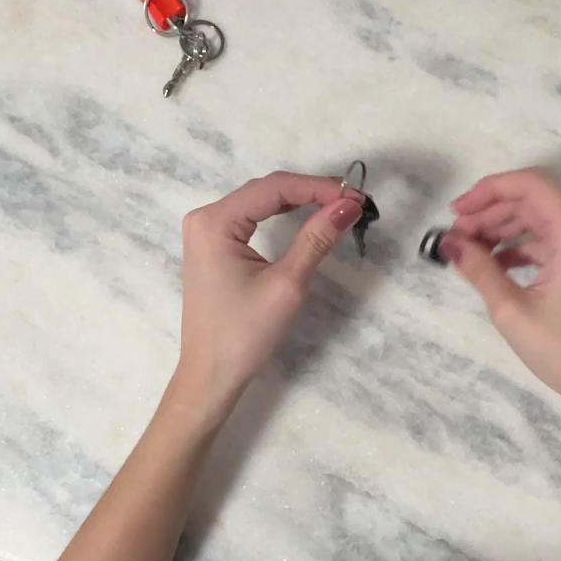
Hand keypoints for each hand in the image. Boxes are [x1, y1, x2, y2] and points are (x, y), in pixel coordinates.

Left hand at [172, 171, 363, 413]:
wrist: (211, 374)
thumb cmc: (245, 333)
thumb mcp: (287, 284)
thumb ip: (317, 239)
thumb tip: (349, 206)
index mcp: (214, 222)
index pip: (274, 188)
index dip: (318, 187)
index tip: (356, 198)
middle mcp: (205, 219)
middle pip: (265, 190)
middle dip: (310, 192)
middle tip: (352, 203)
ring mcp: (206, 233)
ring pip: (259, 203)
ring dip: (298, 202)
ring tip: (337, 207)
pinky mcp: (213, 248)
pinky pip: (251, 220)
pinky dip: (281, 217)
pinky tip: (306, 217)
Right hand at [443, 168, 560, 419]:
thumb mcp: (511, 309)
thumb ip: (478, 268)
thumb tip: (448, 242)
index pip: (530, 185)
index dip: (488, 190)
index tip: (456, 211)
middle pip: (534, 199)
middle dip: (490, 213)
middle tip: (455, 237)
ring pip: (540, 218)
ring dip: (502, 229)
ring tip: (468, 251)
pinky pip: (550, 239)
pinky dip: (520, 246)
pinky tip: (493, 264)